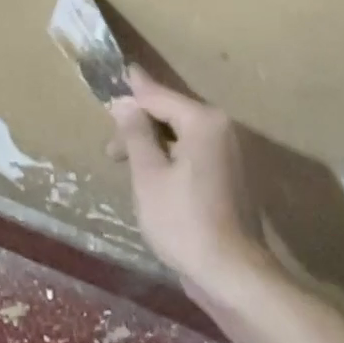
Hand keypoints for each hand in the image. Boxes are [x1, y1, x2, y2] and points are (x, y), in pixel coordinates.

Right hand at [108, 66, 278, 297]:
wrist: (230, 270)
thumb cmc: (183, 221)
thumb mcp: (148, 176)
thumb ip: (136, 135)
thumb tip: (125, 103)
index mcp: (204, 122)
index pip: (160, 96)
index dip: (134, 89)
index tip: (117, 72)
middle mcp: (224, 129)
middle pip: (174, 115)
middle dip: (141, 127)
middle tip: (111, 151)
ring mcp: (232, 154)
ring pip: (185, 137)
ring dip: (155, 146)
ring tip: (128, 166)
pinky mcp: (233, 177)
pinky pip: (196, 155)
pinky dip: (173, 159)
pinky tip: (155, 179)